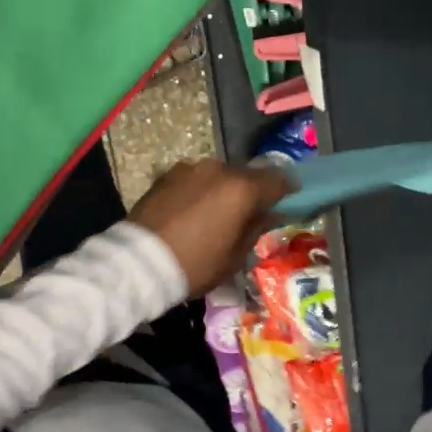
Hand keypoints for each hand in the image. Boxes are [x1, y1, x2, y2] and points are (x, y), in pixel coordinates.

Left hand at [129, 158, 293, 295]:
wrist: (139, 261)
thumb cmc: (195, 264)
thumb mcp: (235, 256)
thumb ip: (256, 228)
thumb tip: (270, 213)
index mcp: (241, 188)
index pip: (277, 179)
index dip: (288, 188)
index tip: (291, 198)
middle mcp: (218, 169)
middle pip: (246, 174)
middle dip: (253, 189)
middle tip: (253, 211)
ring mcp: (191, 167)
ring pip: (219, 174)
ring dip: (225, 188)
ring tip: (220, 212)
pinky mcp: (168, 173)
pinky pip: (196, 178)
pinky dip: (202, 189)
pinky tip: (195, 210)